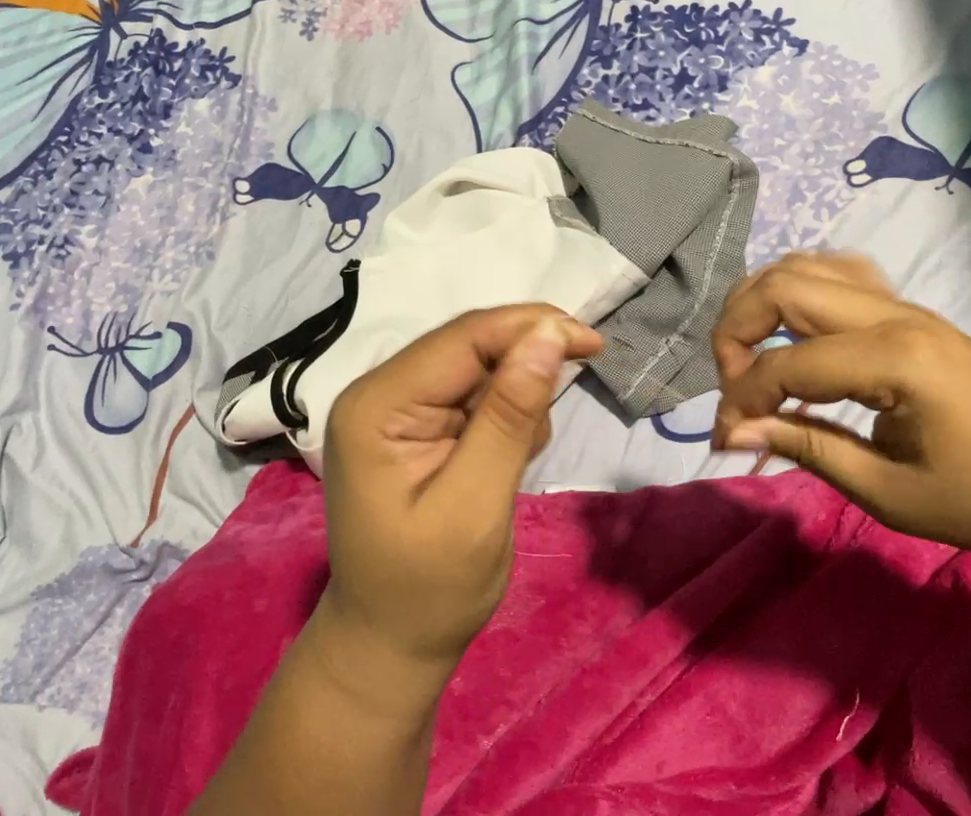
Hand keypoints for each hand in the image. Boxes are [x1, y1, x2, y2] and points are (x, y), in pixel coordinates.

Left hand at [319, 306, 602, 667]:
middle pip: (468, 346)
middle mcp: (379, 394)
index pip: (461, 340)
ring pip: (476, 368)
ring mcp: (395, 410)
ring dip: (515, 399)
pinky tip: (502, 465)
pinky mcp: (416, 428)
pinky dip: (503, 419)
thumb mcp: (475, 506)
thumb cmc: (429, 589)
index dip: (529, 329)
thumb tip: (548, 335)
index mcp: (377, 407)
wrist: (392, 641)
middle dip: (525, 363)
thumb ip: (508, 418)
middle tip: (570, 399)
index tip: (593, 343)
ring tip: (514, 464)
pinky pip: (472, 398)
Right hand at [711, 252, 970, 557]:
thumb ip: (805, 447)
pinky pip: (838, 274)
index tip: (729, 441)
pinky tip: (792, 328)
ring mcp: (906, 306)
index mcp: (895, 359)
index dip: (741, 400)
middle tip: (733, 387)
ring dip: (760, 303)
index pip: (784, 364)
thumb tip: (731, 432)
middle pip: (781, 287)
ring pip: (805, 267)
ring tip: (750, 356)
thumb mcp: (889, 492)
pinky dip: (797, 291)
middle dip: (735, 332)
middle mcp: (895, 315)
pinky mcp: (911, 313)